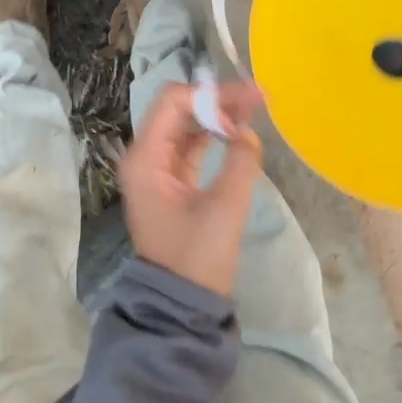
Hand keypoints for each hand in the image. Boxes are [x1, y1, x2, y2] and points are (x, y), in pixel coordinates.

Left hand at [121, 81, 263, 296]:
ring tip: (253, 107)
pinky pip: (189, 144)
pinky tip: (238, 130)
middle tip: (257, 98)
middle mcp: (144, 155)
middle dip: (216, 100)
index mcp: (145, 158)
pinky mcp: (169, 180)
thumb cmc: (197, 259)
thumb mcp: (224, 210)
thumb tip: (248, 132)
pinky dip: (212, 134)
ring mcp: (155, 167)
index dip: (210, 96)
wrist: (180, 306)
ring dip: (216, 114)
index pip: (173, 102)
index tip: (246, 102)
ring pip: (185, 124)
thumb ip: (239, 163)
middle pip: (178, 108)